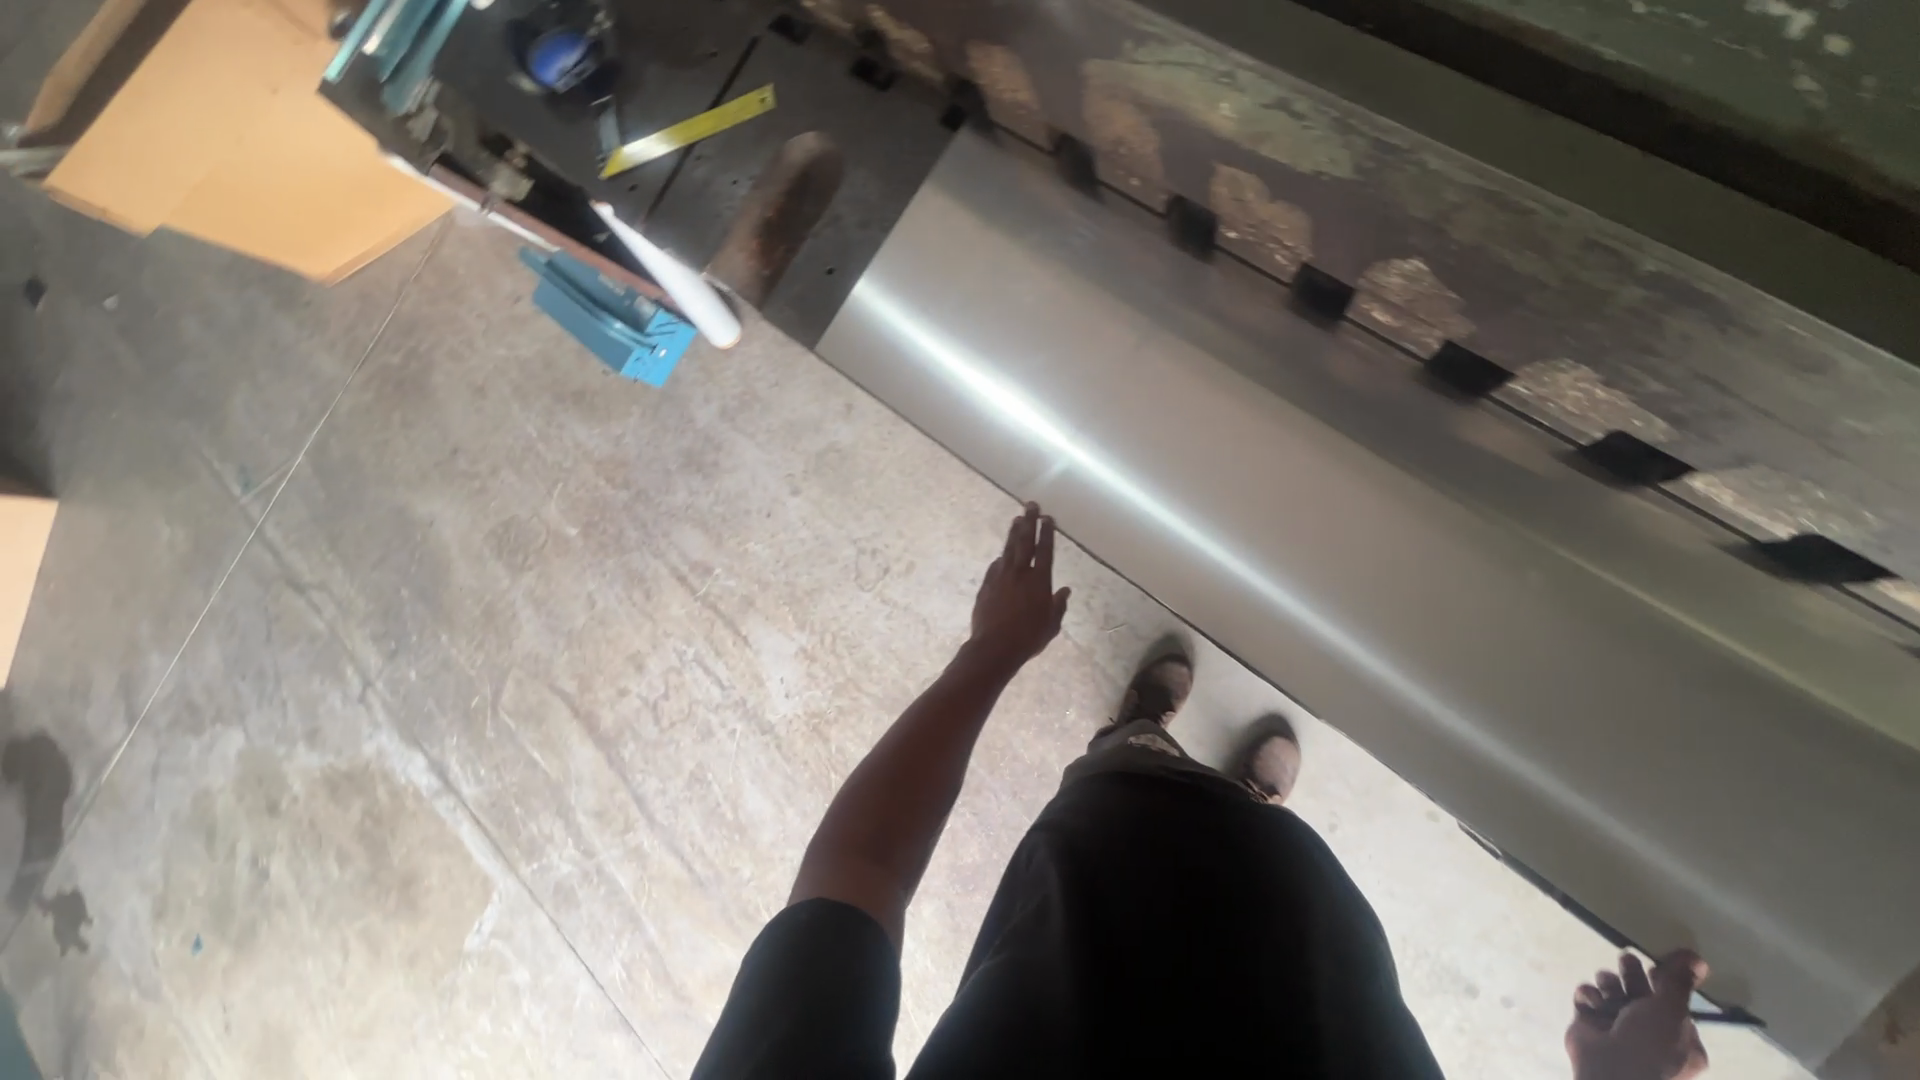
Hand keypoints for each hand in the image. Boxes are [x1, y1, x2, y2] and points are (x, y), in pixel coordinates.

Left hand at [967, 503, 1070, 671]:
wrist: (994, 647)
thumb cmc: (1028, 638)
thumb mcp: (1051, 625)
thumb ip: (1058, 606)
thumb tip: (1065, 591)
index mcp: (1040, 581)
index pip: (1045, 550)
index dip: (1047, 533)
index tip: (1048, 518)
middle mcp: (1020, 573)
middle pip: (1025, 541)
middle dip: (1029, 522)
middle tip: (1030, 505)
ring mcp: (1001, 577)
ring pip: (1008, 549)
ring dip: (1013, 533)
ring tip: (1016, 518)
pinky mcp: (986, 585)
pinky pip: (995, 566)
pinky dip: (1001, 558)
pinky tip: (1002, 554)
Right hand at [1567, 951, 1709, 1079]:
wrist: (1611, 1071)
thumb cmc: (1650, 1045)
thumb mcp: (1669, 1011)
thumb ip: (1678, 982)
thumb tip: (1697, 957)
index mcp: (1679, 1038)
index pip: (1672, 1003)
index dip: (1663, 982)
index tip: (1654, 963)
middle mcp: (1649, 1034)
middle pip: (1640, 995)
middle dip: (1632, 975)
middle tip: (1626, 958)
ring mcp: (1617, 1029)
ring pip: (1613, 994)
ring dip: (1609, 983)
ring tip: (1606, 980)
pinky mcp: (1590, 1024)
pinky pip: (1589, 1001)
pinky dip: (1589, 995)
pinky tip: (1591, 999)